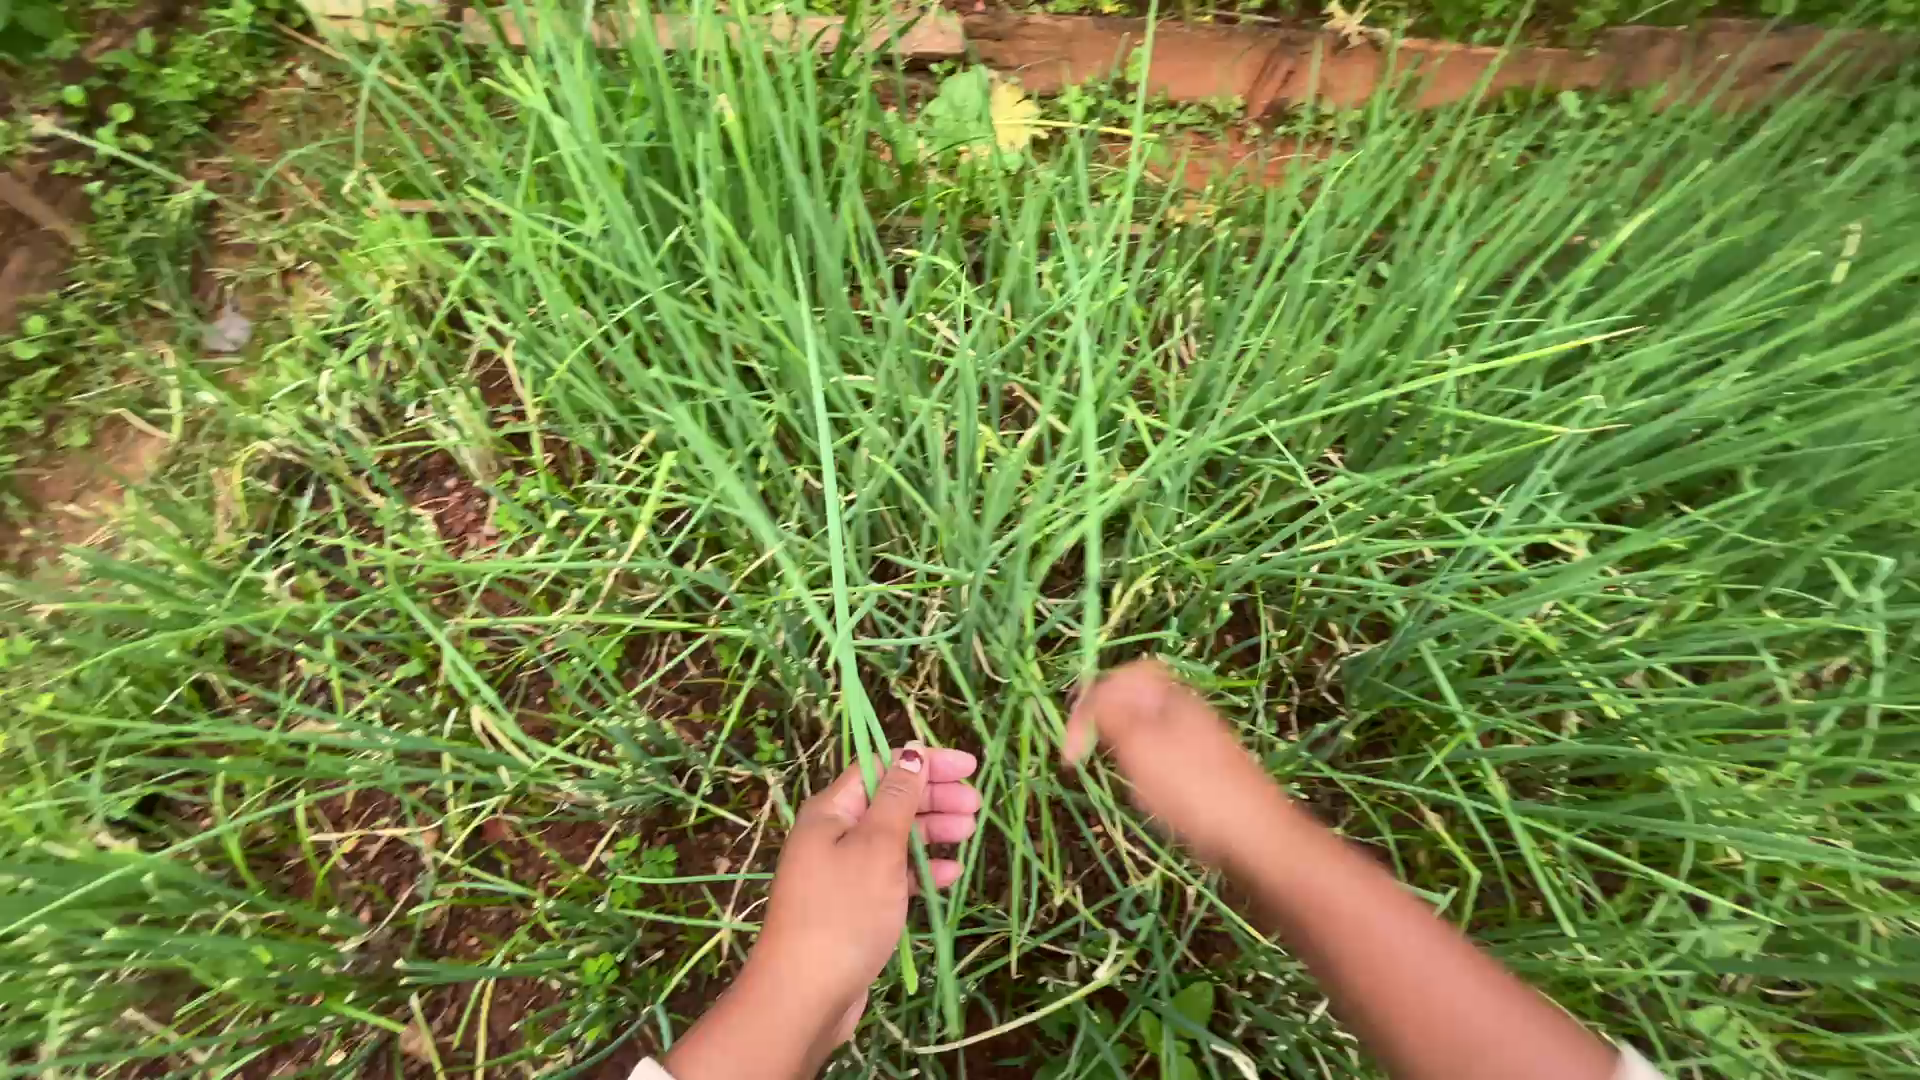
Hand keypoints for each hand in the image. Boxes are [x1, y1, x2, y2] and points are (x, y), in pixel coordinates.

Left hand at [664, 743, 978, 1079]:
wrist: (803, 998)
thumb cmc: (843, 911)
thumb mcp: (877, 846)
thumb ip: (898, 798)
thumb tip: (912, 753)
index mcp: (832, 810)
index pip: (882, 767)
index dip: (925, 762)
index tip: (967, 766)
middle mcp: (835, 833)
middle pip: (891, 800)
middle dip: (934, 797)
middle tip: (975, 804)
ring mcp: (844, 870)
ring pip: (895, 837)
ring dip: (932, 831)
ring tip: (969, 831)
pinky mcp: (855, 904)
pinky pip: (892, 874)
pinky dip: (920, 869)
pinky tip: (948, 873)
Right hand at [1064, 659, 1294, 868]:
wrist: (1257, 838)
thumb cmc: (1193, 789)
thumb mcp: (1139, 745)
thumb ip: (1108, 714)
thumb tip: (1090, 697)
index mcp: (1171, 696)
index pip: (1122, 676)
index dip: (1093, 697)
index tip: (1075, 733)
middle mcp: (1186, 711)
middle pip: (1133, 703)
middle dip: (1108, 728)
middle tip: (1092, 755)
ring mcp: (1199, 741)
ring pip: (1146, 734)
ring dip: (1127, 756)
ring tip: (1128, 783)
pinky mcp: (1205, 771)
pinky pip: (1163, 761)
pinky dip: (1148, 776)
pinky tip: (1154, 800)